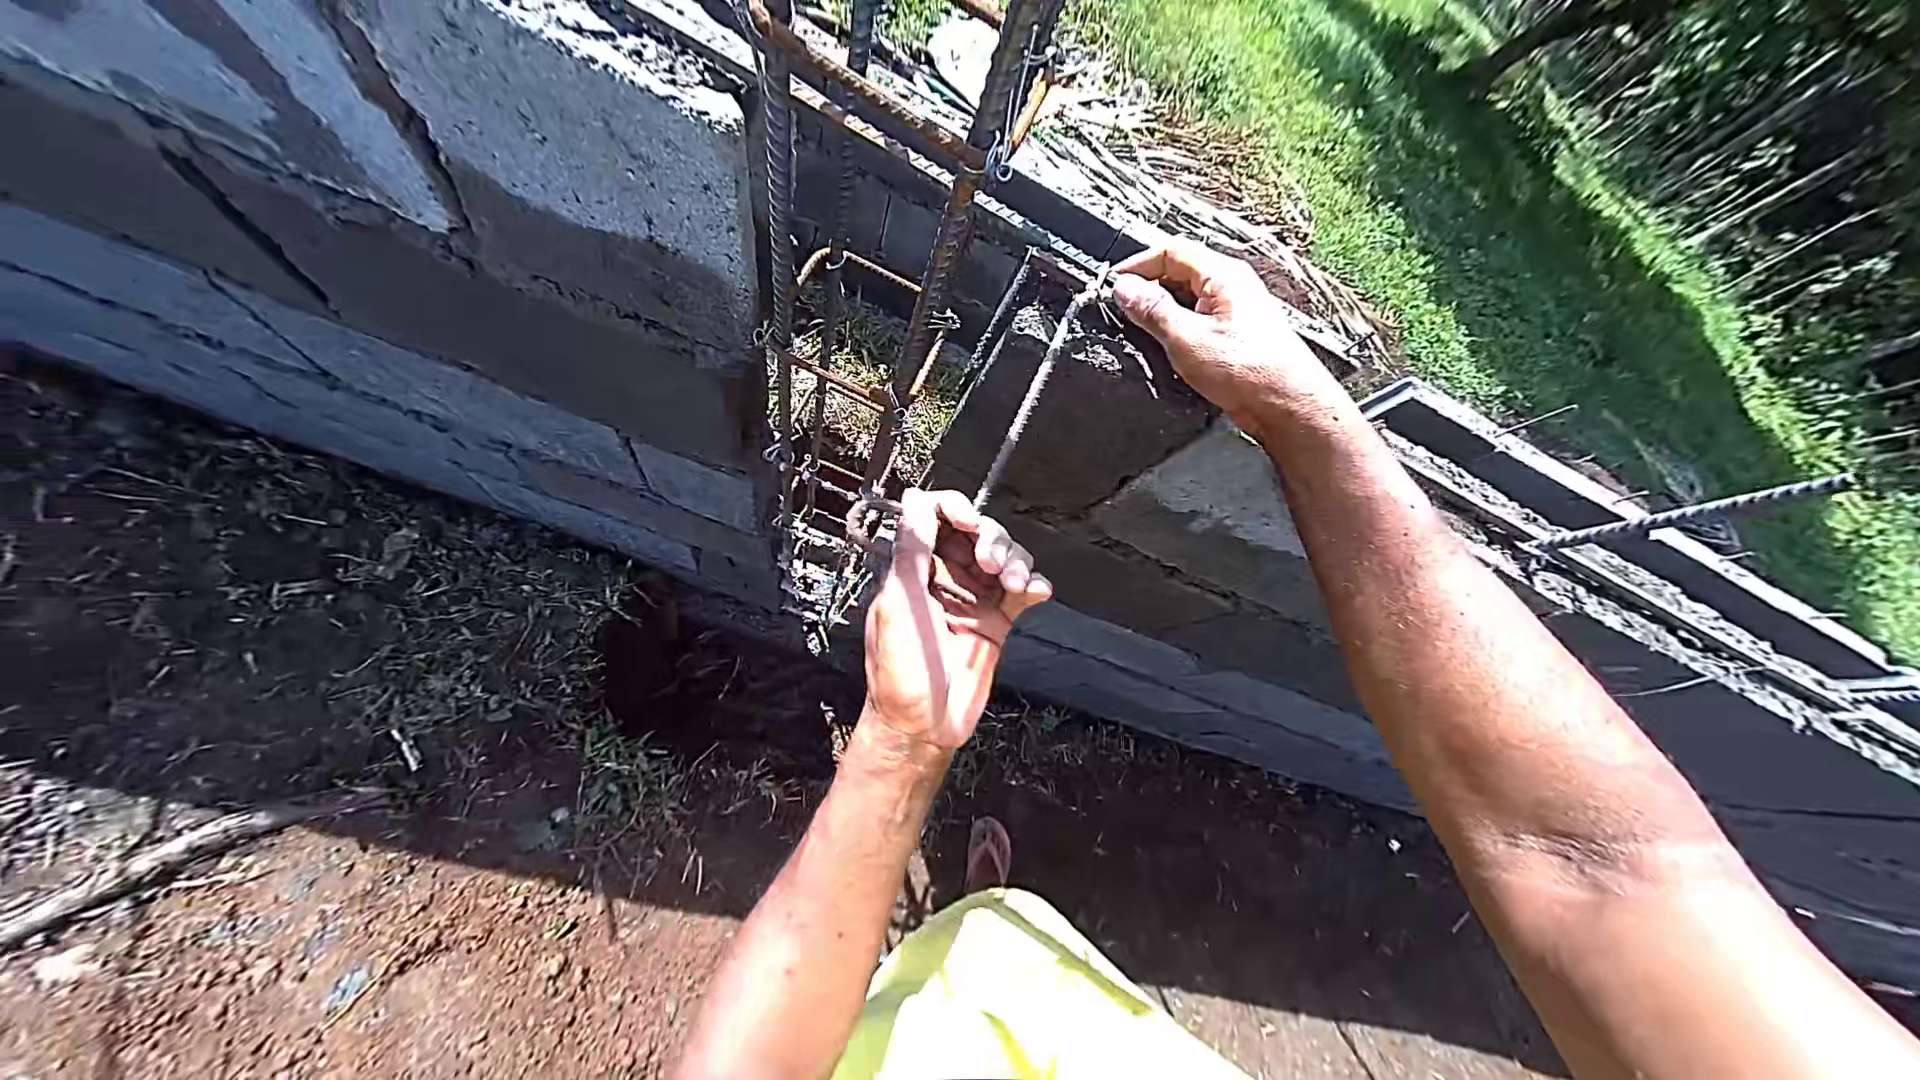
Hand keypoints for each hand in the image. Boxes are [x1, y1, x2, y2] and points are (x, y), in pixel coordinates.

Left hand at [862, 489, 1051, 752]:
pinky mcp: (997, 620)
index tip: (971, 523)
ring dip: (1016, 561)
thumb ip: (910, 549)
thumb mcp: (898, 603)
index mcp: (913, 568)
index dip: (956, 509)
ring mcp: (973, 597)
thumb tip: (914, 499)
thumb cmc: (899, 673)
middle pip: (977, 531)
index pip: (936, 516)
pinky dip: (1034, 584)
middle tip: (991, 563)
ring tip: (1014, 583)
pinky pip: (1023, 590)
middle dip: (991, 538)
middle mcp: (944, 577)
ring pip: (1005, 556)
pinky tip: (1035, 592)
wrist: (923, 725)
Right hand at [1111, 239, 1345, 436]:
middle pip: (1178, 272)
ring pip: (1186, 298)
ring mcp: (1234, 311)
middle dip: (1146, 288)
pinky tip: (1166, 348)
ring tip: (1141, 332)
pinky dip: (1175, 329)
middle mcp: (1232, 287)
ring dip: (1160, 311)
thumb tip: (1125, 289)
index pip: (1171, 251)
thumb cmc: (1250, 371)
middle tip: (1121, 311)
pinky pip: (1195, 321)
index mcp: (1224, 275)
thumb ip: (1152, 310)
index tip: (1112, 286)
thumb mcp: (1185, 339)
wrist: (1285, 404)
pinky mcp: (1232, 335)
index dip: (1136, 265)